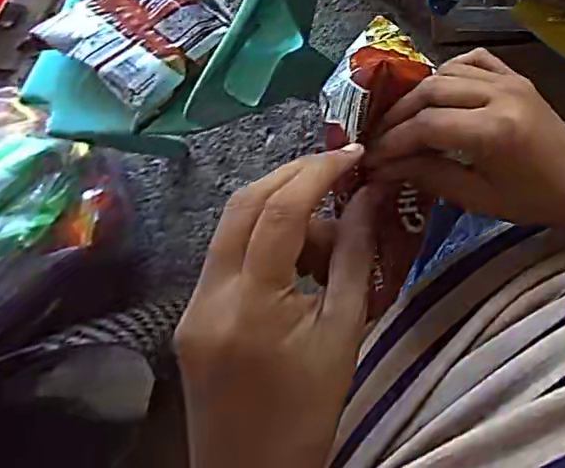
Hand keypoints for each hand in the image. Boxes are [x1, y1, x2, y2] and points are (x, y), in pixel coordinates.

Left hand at [174, 146, 376, 467]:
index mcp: (249, 306)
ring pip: (235, 223)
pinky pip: (232, 251)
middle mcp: (209, 298)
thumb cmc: (309, 410)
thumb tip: (370, 192)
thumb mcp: (345, 328)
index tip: (354, 153)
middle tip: (341, 171)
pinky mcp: (194, 314)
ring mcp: (194, 306)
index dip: (319, 171)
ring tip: (330, 239)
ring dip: (284, 208)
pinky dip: (269, 237)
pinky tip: (303, 260)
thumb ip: (357, 252)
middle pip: (245, 203)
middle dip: (296, 175)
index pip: (280, 211)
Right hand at [364, 49, 564, 227]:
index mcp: (493, 131)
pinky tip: (440, 89)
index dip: (394, 141)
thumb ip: (432, 175)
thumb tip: (386, 167)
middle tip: (380, 137)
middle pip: (432, 90)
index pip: (427, 125)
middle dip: (400, 114)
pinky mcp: (516, 75)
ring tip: (403, 118)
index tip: (372, 158)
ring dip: (420, 91)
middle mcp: (500, 95)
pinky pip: (476, 58)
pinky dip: (451, 69)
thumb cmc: (534, 198)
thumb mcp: (480, 198)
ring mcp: (510, 80)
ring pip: (449, 71)